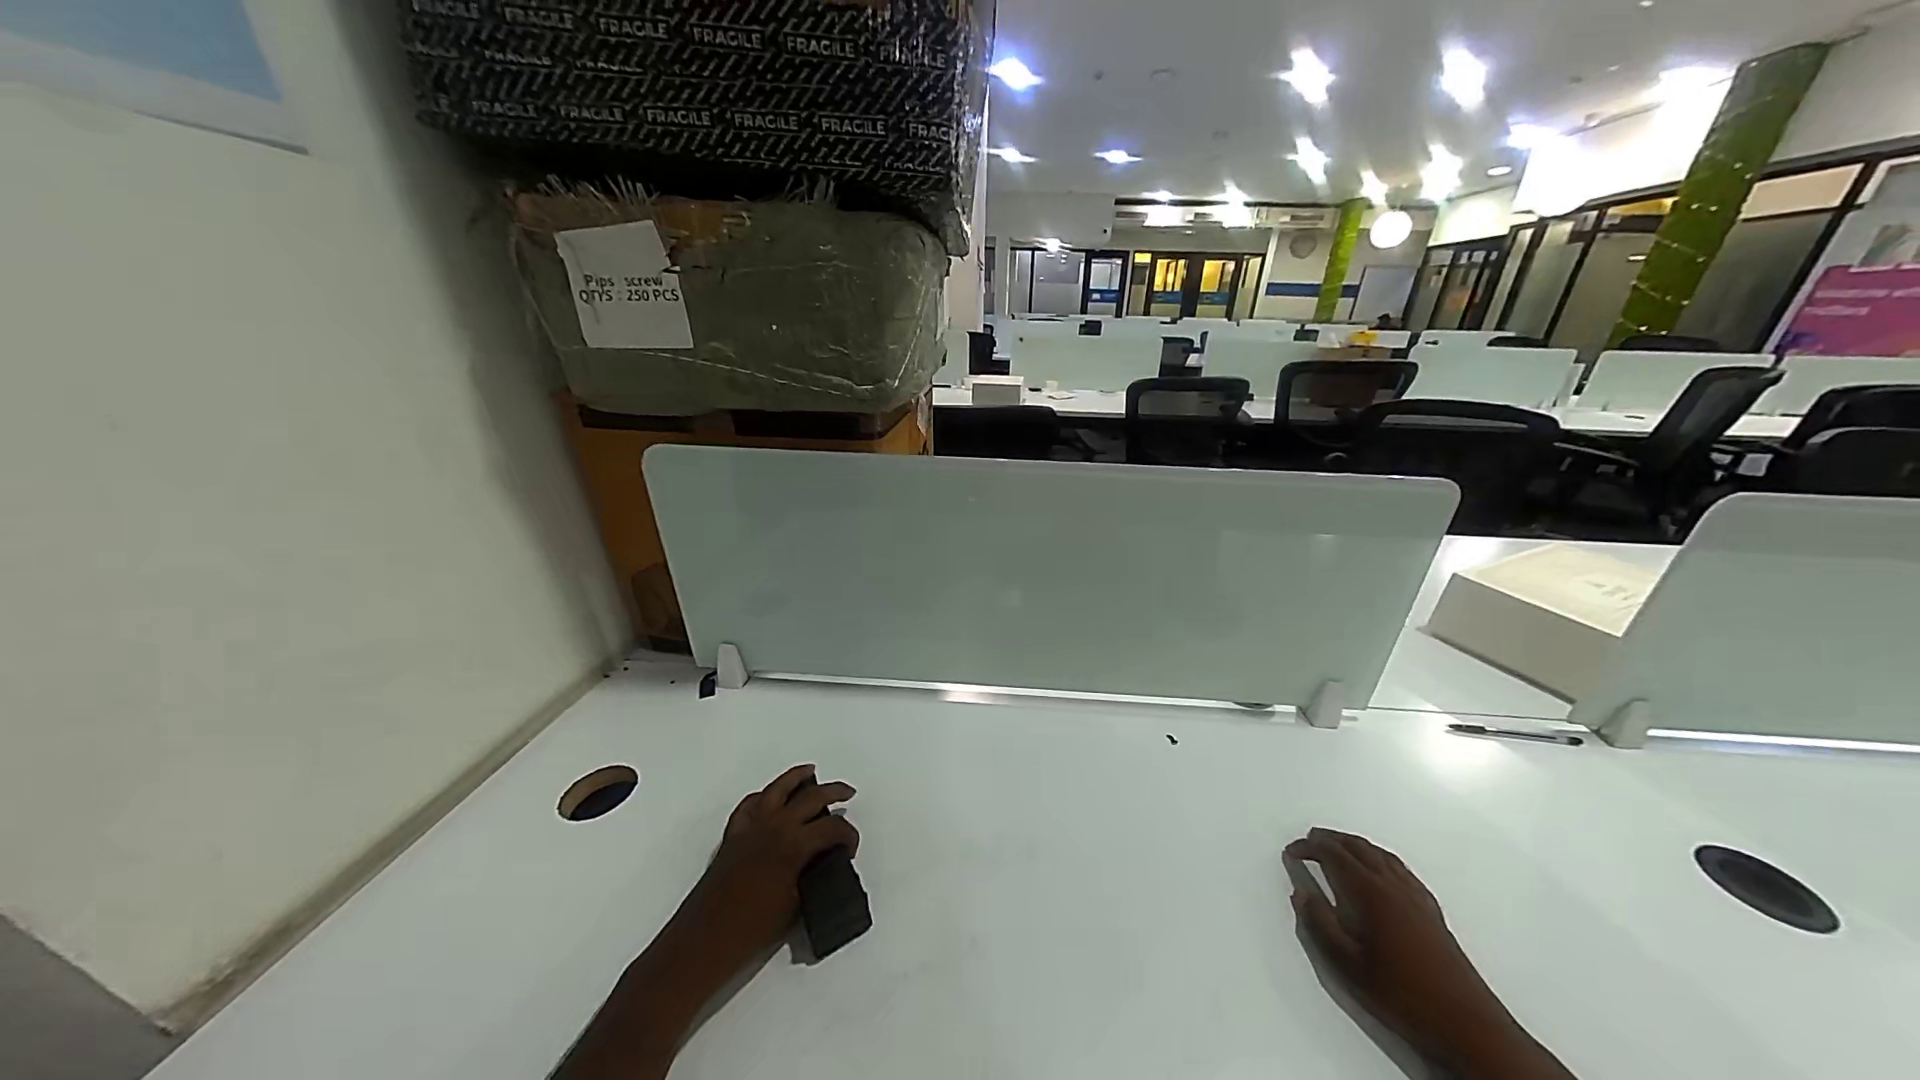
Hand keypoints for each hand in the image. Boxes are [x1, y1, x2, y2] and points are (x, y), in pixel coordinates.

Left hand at [674, 764, 859, 970]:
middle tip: (847, 795)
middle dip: (833, 792)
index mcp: (794, 844)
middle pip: (811, 797)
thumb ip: (813, 875)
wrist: (707, 941)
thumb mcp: (797, 904)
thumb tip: (822, 865)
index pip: (833, 827)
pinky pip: (750, 805)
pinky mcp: (733, 835)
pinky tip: (771, 798)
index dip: (848, 836)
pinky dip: (764, 797)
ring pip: (778, 789)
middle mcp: (774, 827)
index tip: (850, 849)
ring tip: (810, 773)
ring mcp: (751, 827)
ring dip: (796, 778)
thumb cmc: (752, 930)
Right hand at [1285, 828, 1567, 1076]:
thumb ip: (1318, 924)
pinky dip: (1379, 858)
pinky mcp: (1432, 912)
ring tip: (1339, 846)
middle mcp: (1393, 886)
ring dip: (1355, 845)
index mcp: (1369, 893)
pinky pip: (1399, 869)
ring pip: (1380, 855)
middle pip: (1358, 847)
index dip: (1308, 848)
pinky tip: (1379, 870)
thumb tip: (1302, 894)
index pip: (1333, 855)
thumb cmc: (1400, 995)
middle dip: (1330, 839)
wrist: (1465, 1025)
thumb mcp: (1345, 964)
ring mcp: (1416, 897)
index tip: (1292, 851)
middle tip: (1310, 839)